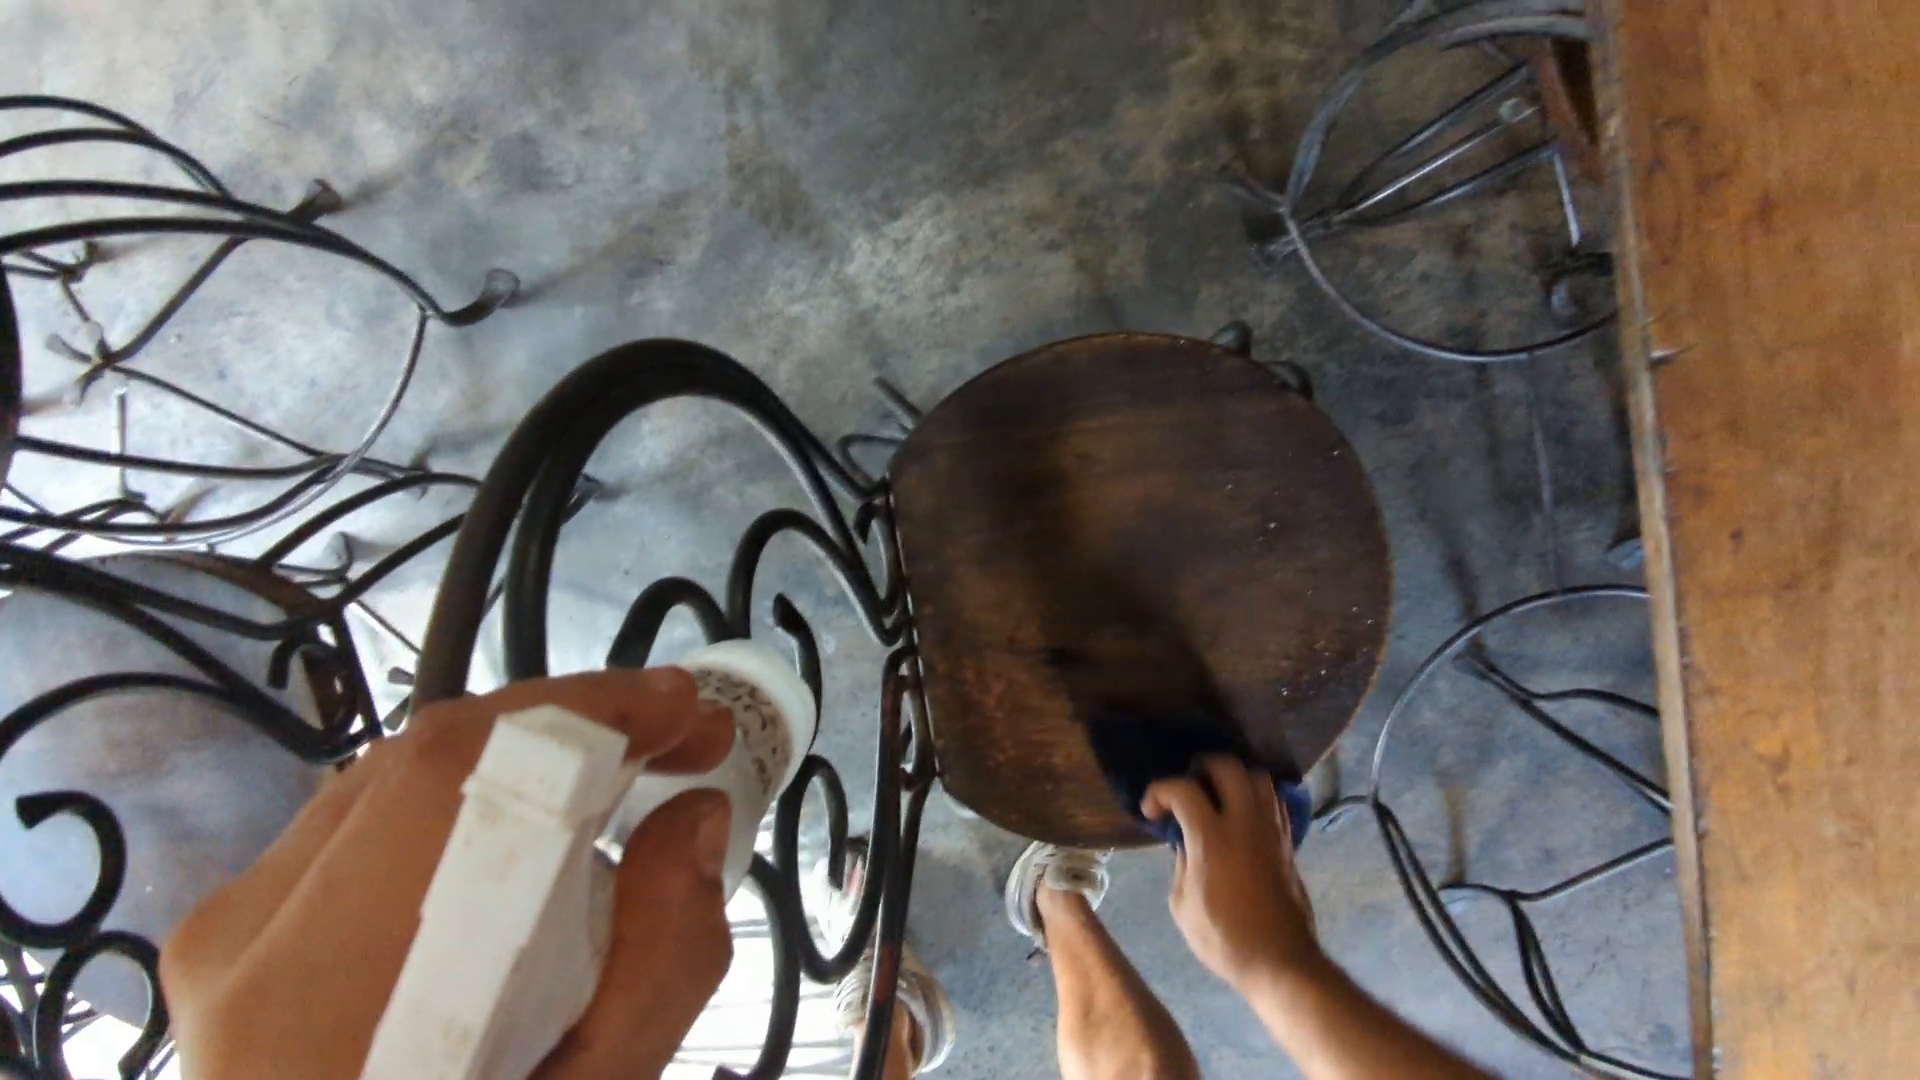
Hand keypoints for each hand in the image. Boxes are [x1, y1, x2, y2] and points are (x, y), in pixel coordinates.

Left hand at [162, 669, 736, 1079]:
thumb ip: (666, 957)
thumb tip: (696, 812)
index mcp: (319, 992)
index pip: (451, 774)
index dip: (581, 712)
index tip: (683, 708)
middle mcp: (251, 935)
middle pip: (437, 755)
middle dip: (583, 719)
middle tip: (681, 732)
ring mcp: (237, 923)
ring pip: (415, 769)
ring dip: (541, 746)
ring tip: (631, 763)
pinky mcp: (249, 923)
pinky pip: (390, 807)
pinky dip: (491, 783)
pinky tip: (553, 810)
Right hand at [1142, 756, 1321, 990]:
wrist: (1281, 963)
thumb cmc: (1224, 939)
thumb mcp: (1182, 905)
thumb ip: (1180, 864)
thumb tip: (1187, 844)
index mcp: (1212, 839)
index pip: (1182, 789)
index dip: (1159, 791)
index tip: (1151, 811)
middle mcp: (1244, 824)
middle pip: (1228, 767)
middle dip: (1201, 767)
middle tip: (1189, 786)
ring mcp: (1270, 831)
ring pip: (1258, 777)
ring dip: (1234, 778)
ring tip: (1218, 795)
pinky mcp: (1287, 843)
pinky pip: (1274, 801)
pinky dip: (1256, 797)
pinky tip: (1242, 815)